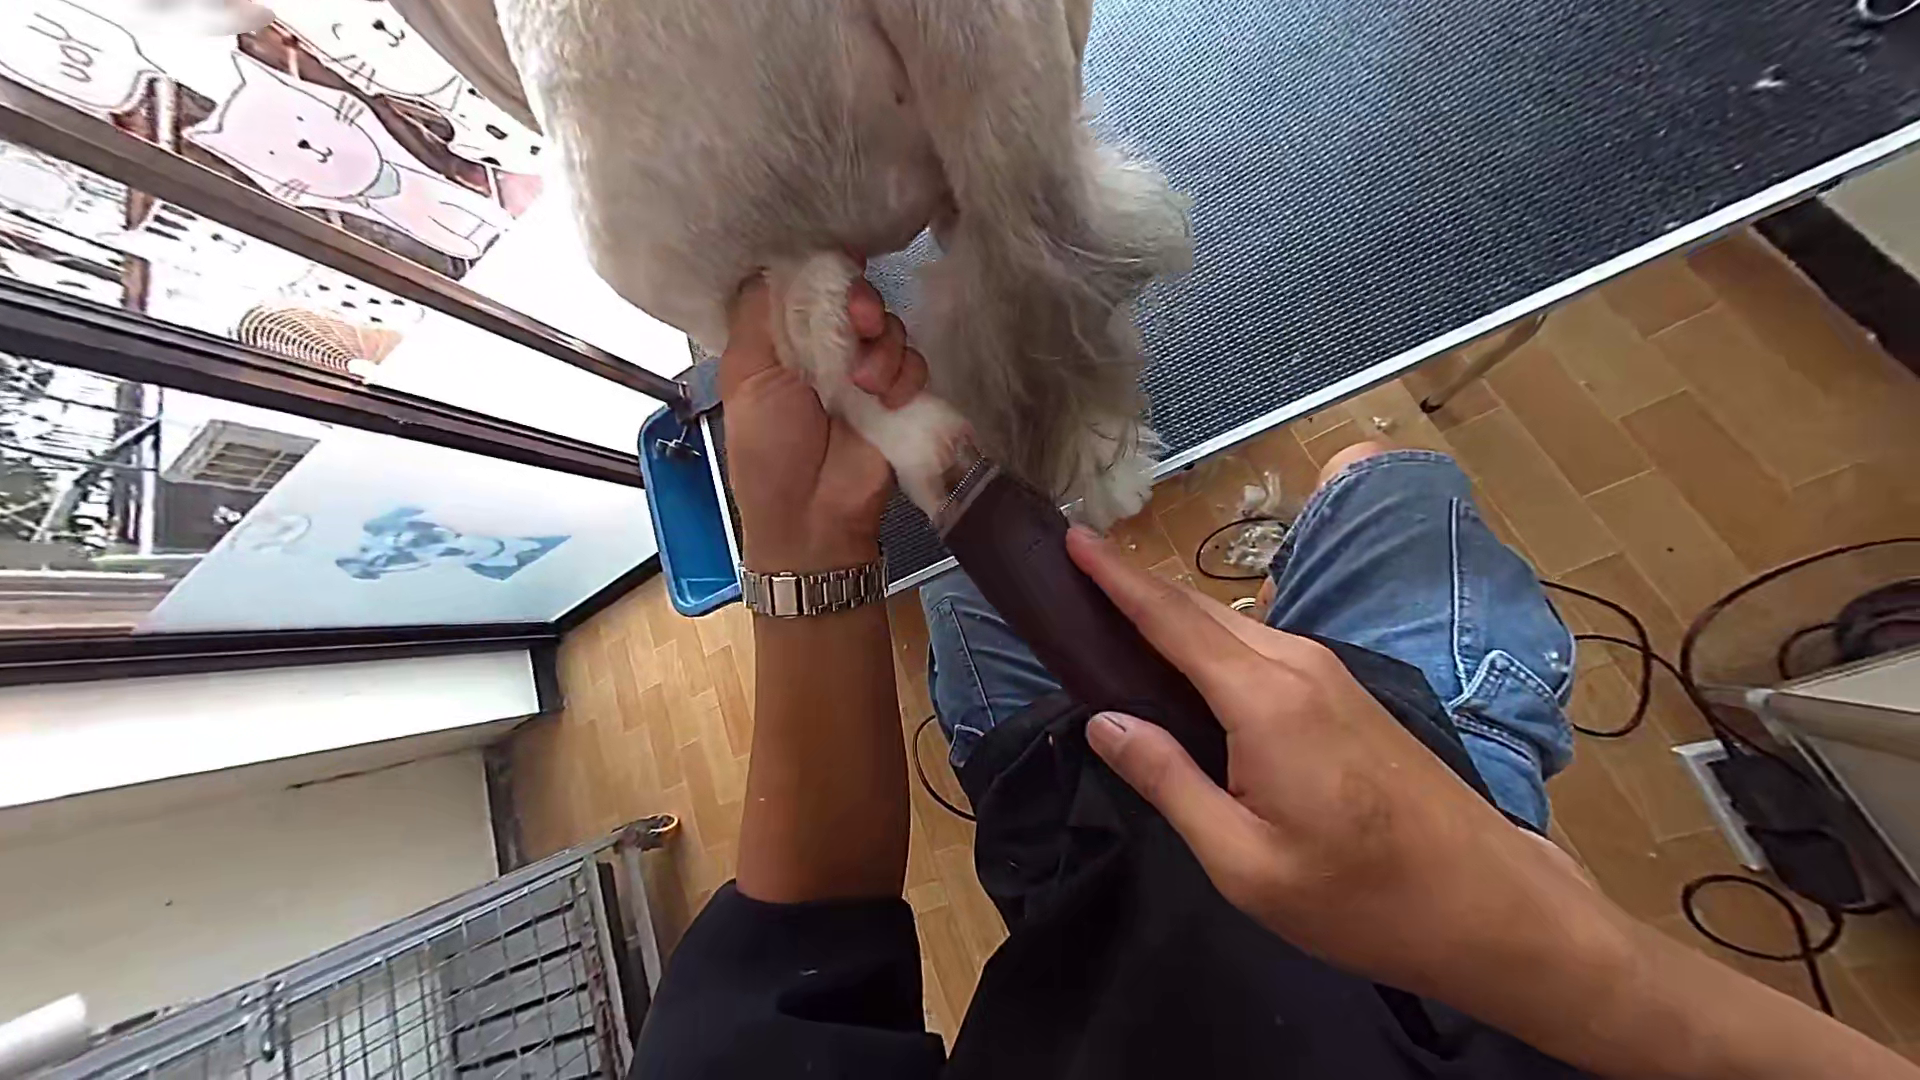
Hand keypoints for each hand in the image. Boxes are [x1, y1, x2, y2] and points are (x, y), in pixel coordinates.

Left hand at [719, 272, 927, 571]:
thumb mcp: (745, 376)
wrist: (813, 514)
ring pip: (891, 328)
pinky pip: (916, 364)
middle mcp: (828, 351)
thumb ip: (758, 316)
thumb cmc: (769, 451)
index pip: (812, 284)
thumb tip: (776, 263)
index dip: (827, 273)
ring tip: (865, 385)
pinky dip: (906, 375)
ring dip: (883, 347)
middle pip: (857, 298)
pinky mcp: (899, 400)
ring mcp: (866, 376)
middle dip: (862, 303)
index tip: (837, 273)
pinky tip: (888, 399)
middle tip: (861, 323)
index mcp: (786, 342)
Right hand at [1067, 528, 1919, 1079]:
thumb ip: (1166, 780)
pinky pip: (1249, 641)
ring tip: (1110, 612)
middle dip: (1131, 581)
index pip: (1169, 618)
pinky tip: (1178, 657)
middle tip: (1075, 572)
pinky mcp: (1336, 685)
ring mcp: (1323, 668)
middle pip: (1193, 607)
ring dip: (1165, 609)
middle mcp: (1294, 663)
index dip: (1115, 574)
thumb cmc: (1365, 899)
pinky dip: (1200, 634)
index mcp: (1265, 700)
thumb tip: (1103, 721)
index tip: (1073, 535)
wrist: (1501, 913)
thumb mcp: (1244, 862)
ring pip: (1223, 621)